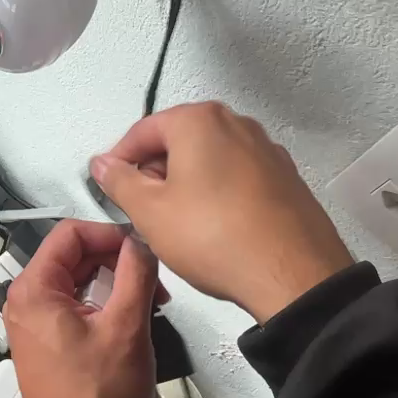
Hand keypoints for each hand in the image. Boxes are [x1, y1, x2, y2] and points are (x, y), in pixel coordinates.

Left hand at [3, 220, 158, 397]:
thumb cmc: (102, 394)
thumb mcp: (125, 327)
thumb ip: (135, 273)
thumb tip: (139, 241)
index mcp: (33, 288)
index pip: (70, 233)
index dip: (110, 234)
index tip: (144, 252)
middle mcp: (25, 299)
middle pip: (73, 255)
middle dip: (116, 261)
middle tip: (156, 286)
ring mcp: (32, 322)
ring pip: (77, 280)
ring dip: (114, 283)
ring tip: (151, 305)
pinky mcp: (45, 341)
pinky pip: (74, 305)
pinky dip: (103, 304)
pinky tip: (130, 320)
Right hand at [90, 101, 353, 322]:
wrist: (294, 277)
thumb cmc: (216, 237)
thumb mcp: (149, 211)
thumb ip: (118, 181)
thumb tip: (103, 164)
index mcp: (199, 120)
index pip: (141, 132)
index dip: (119, 161)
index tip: (110, 187)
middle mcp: (236, 123)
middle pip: (177, 141)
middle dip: (155, 172)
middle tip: (143, 209)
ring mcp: (266, 149)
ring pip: (208, 158)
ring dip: (186, 184)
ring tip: (178, 223)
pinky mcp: (286, 177)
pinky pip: (237, 176)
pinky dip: (218, 193)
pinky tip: (214, 228)